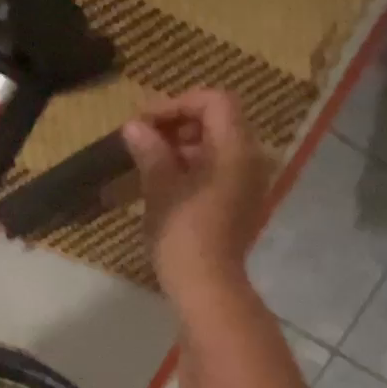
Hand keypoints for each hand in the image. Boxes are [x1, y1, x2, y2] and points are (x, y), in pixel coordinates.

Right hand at [121, 89, 271, 297]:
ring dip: (183, 146)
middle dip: (178, 124)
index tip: (143, 123)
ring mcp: (250, 181)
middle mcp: (252, 158)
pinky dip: (193, 166)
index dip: (176, 104)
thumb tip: (135, 127)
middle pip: (219, 121)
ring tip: (148, 162)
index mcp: (237, 150)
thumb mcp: (161, 190)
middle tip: (141, 140)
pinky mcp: (240, 201)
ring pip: (218, 146)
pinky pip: (219, 168)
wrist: (207, 286)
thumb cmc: (183, 235)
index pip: (214, 102)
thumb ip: (151, 152)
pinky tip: (165, 183)